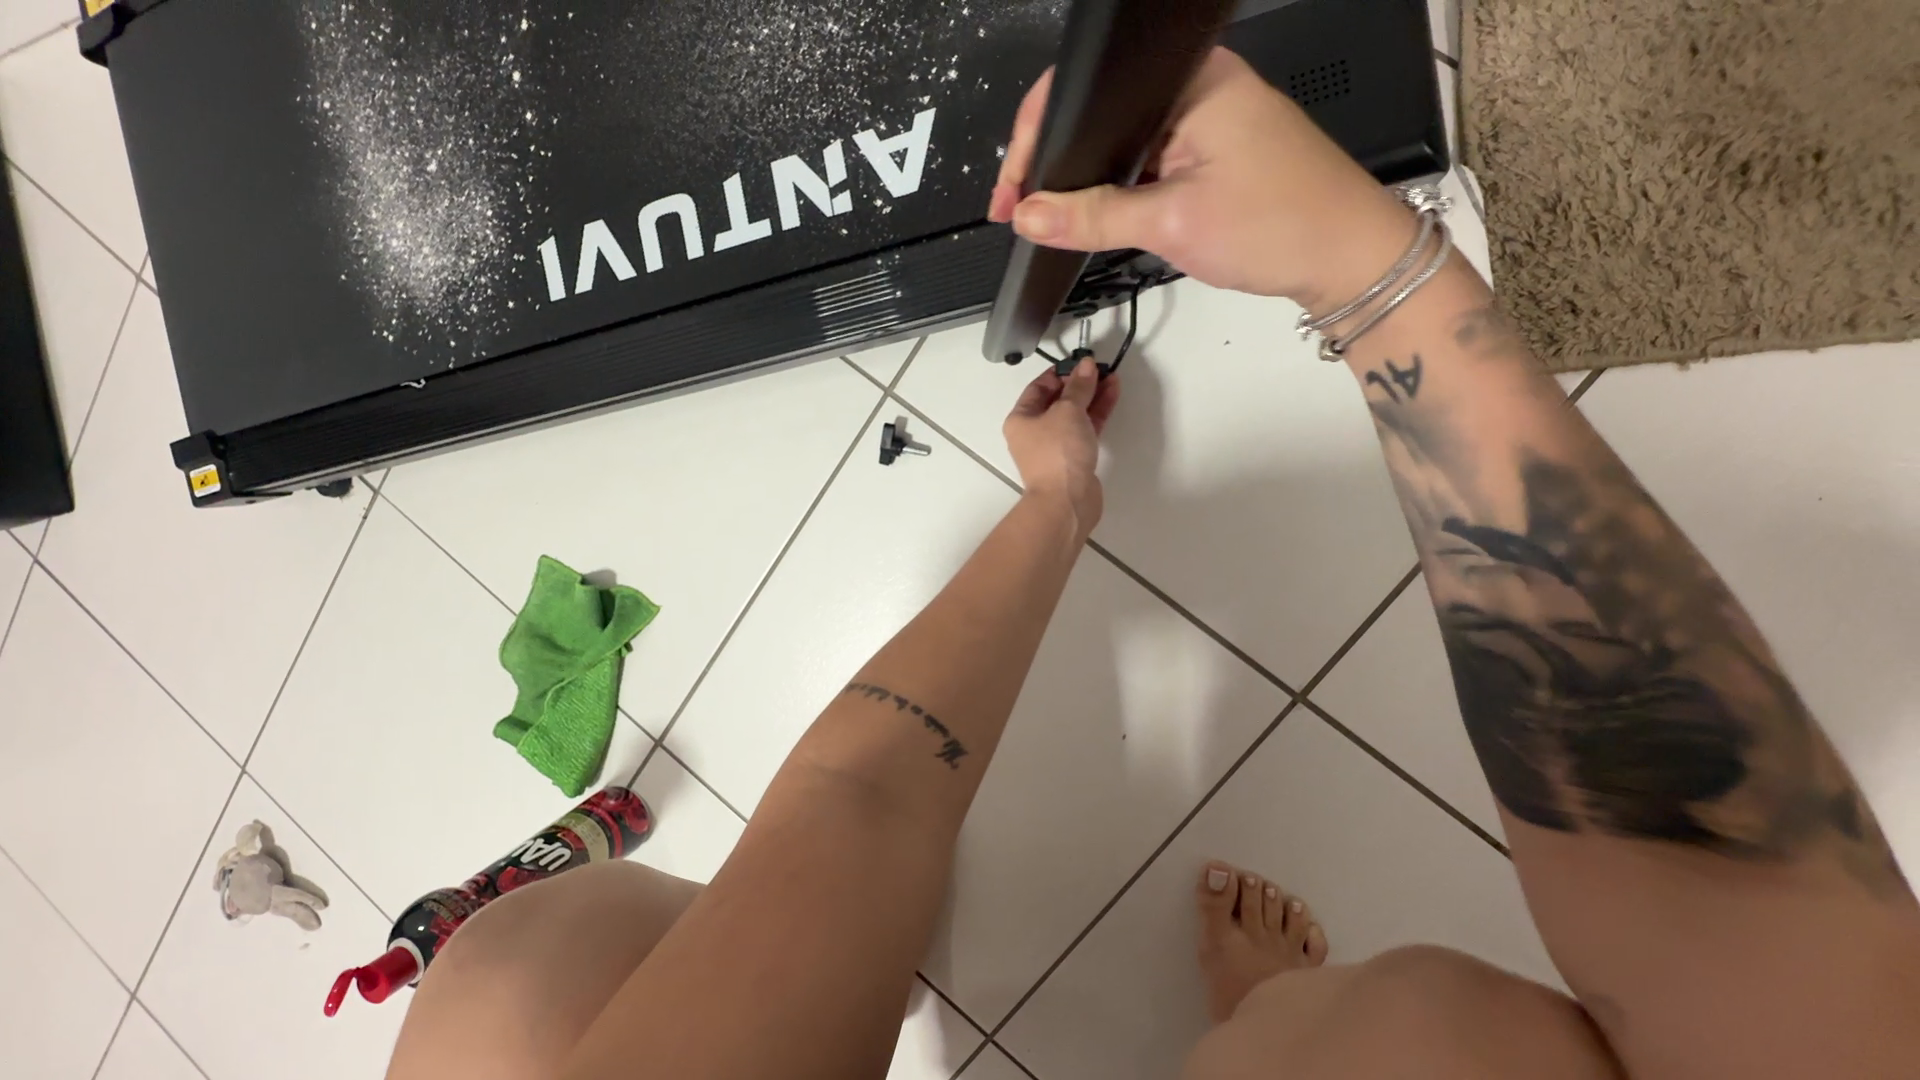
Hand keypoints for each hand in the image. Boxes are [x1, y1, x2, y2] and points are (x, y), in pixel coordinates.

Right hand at [988, 48, 1418, 315]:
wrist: (1349, 258)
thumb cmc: (1281, 226)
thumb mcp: (1171, 223)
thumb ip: (1092, 217)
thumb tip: (1029, 216)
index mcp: (1188, 79)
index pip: (1083, 94)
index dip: (1034, 144)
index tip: (1011, 197)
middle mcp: (1196, 86)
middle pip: (1098, 118)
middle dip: (1055, 169)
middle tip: (1025, 215)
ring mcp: (1207, 117)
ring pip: (1122, 146)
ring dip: (1090, 185)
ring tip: (1059, 222)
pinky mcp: (1214, 148)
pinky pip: (1149, 163)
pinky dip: (1124, 191)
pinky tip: (1107, 218)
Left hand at [1003, 359, 1120, 534]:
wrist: (1067, 501)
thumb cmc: (1058, 452)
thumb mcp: (1068, 411)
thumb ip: (1079, 386)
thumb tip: (1086, 365)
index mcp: (1021, 419)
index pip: (1039, 387)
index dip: (1060, 371)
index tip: (1081, 361)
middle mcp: (1034, 432)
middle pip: (1058, 400)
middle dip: (1080, 384)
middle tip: (1101, 368)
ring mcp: (1055, 447)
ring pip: (1074, 415)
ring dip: (1092, 397)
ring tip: (1112, 378)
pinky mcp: (1074, 459)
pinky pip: (1085, 429)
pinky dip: (1097, 414)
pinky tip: (1112, 396)